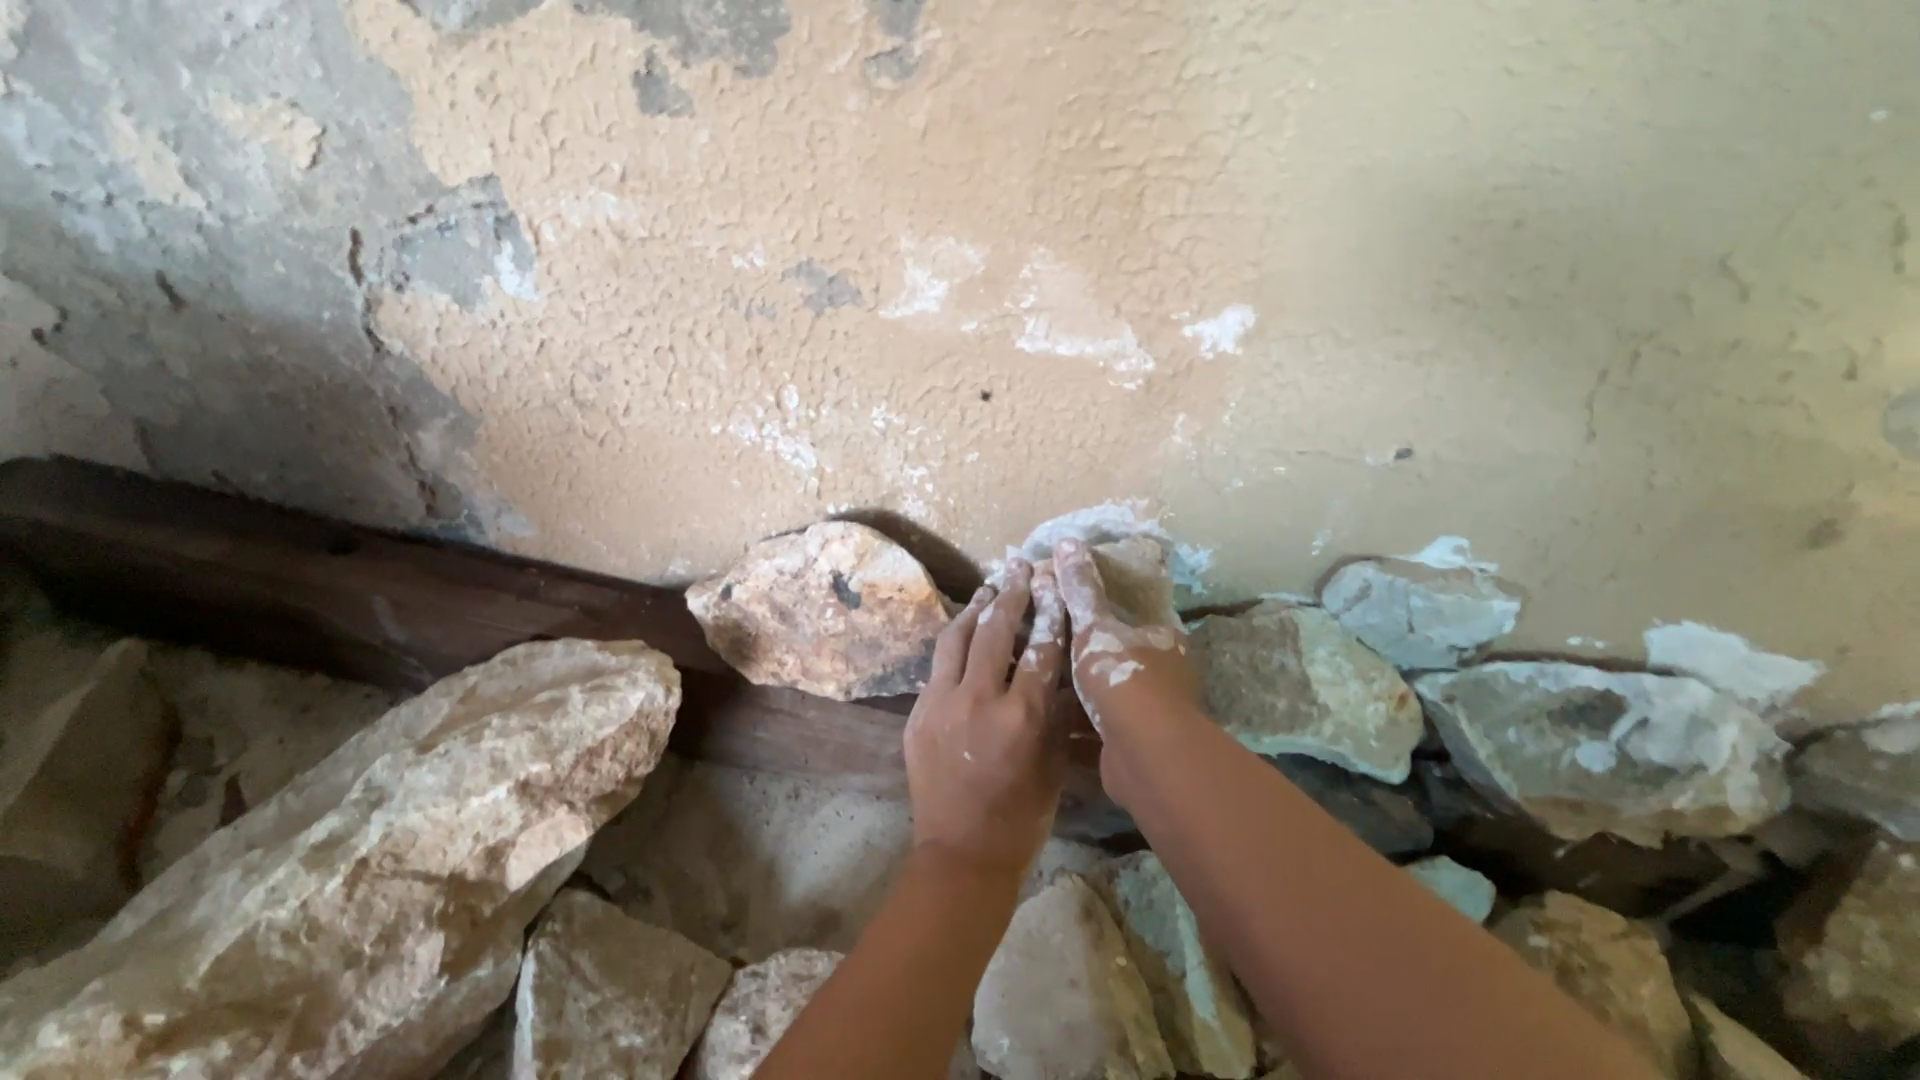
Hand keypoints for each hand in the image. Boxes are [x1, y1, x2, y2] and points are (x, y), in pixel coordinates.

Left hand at [903, 559, 1068, 876]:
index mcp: (1022, 716)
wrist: (961, 852)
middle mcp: (979, 700)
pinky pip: (937, 666)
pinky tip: (964, 631)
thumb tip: (1058, 670)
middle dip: (1012, 593)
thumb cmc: (1021, 815)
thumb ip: (1055, 712)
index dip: (1049, 611)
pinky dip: (954, 643)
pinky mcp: (918, 713)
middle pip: (996, 630)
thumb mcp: (1054, 763)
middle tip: (1020, 568)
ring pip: (957, 638)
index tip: (1054, 584)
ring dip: (976, 609)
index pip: (1040, 648)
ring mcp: (941, 704)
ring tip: (989, 588)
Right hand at [1053, 538, 1201, 805]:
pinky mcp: (1128, 746)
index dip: (1094, 610)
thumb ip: (1081, 590)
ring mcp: (1146, 714)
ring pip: (1101, 695)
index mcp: (1162, 639)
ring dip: (1070, 693)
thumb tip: (1066, 542)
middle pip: (1113, 656)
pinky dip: (1068, 725)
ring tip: (1028, 680)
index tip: (1058, 607)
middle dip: (1078, 655)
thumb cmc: (1123, 680)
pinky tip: (1036, 718)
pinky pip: (1092, 728)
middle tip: (1036, 645)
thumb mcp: (1095, 629)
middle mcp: (1161, 675)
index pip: (1129, 614)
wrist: (1143, 756)